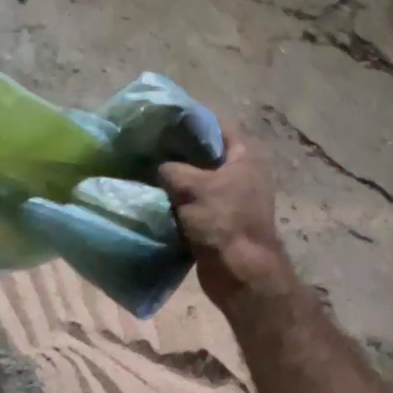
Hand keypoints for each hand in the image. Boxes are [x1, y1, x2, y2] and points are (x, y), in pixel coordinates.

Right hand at [160, 123, 293, 308]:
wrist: (240, 272)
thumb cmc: (223, 221)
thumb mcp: (192, 187)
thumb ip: (172, 170)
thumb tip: (159, 167)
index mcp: (245, 154)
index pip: (216, 124)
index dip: (188, 120)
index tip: (160, 121)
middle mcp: (242, 171)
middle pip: (206, 152)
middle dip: (178, 151)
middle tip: (148, 147)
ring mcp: (233, 197)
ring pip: (198, 179)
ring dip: (176, 179)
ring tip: (147, 170)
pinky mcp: (221, 220)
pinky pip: (196, 203)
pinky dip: (179, 201)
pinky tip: (156, 197)